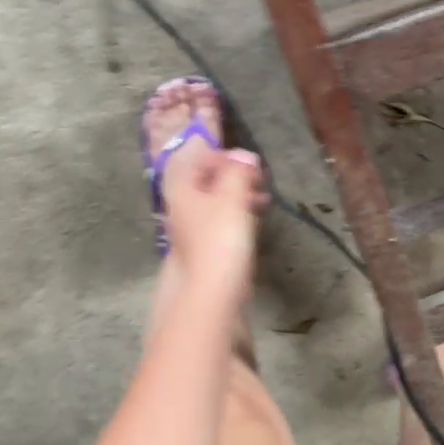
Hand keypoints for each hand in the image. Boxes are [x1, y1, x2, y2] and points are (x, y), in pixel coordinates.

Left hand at [162, 144, 266, 298]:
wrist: (211, 291)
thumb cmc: (220, 238)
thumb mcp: (232, 197)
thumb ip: (238, 171)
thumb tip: (245, 155)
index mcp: (181, 187)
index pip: (193, 156)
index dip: (219, 153)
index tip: (247, 160)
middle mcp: (180, 204)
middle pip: (203, 179)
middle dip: (231, 173)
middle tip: (258, 177)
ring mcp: (190, 227)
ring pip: (213, 200)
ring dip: (237, 193)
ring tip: (263, 197)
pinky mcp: (204, 246)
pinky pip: (219, 219)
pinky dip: (236, 213)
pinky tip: (253, 219)